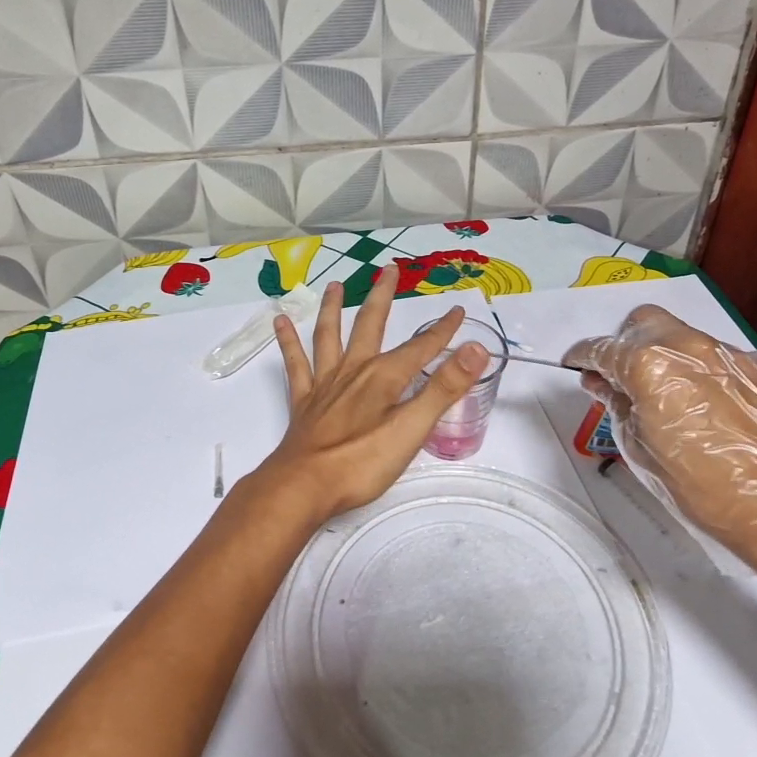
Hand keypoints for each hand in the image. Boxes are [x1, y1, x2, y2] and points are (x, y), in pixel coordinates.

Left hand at [257, 264, 489, 521]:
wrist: (304, 486)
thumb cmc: (361, 463)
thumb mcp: (412, 429)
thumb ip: (444, 388)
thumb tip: (476, 349)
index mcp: (383, 377)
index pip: (420, 348)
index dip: (442, 331)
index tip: (458, 311)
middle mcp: (354, 370)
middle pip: (370, 325)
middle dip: (383, 297)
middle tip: (390, 270)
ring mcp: (325, 384)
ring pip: (329, 336)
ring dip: (333, 309)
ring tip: (335, 286)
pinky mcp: (304, 401)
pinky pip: (295, 363)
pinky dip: (288, 341)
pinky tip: (280, 322)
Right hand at [564, 304, 756, 575]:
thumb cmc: (703, 490)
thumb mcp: (641, 451)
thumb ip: (618, 406)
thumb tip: (604, 384)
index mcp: (650, 365)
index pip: (603, 348)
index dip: (583, 357)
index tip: (577, 364)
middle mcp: (692, 346)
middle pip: (645, 323)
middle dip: (627, 343)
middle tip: (625, 378)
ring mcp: (735, 354)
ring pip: (688, 339)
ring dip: (672, 359)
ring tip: (677, 401)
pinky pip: (727, 361)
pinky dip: (712, 377)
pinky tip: (719, 413)